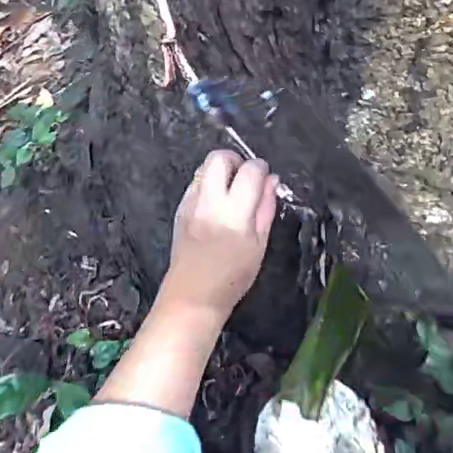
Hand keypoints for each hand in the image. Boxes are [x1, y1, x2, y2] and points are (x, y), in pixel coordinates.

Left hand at [159, 150, 276, 321]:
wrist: (193, 295)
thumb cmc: (233, 276)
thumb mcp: (259, 244)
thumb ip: (266, 207)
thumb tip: (272, 180)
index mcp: (234, 213)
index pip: (250, 171)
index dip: (261, 168)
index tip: (265, 177)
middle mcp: (209, 202)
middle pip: (219, 157)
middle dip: (236, 159)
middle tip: (245, 176)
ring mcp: (191, 203)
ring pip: (204, 167)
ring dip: (221, 171)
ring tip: (231, 191)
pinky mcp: (180, 208)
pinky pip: (196, 182)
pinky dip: (208, 184)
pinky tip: (217, 205)